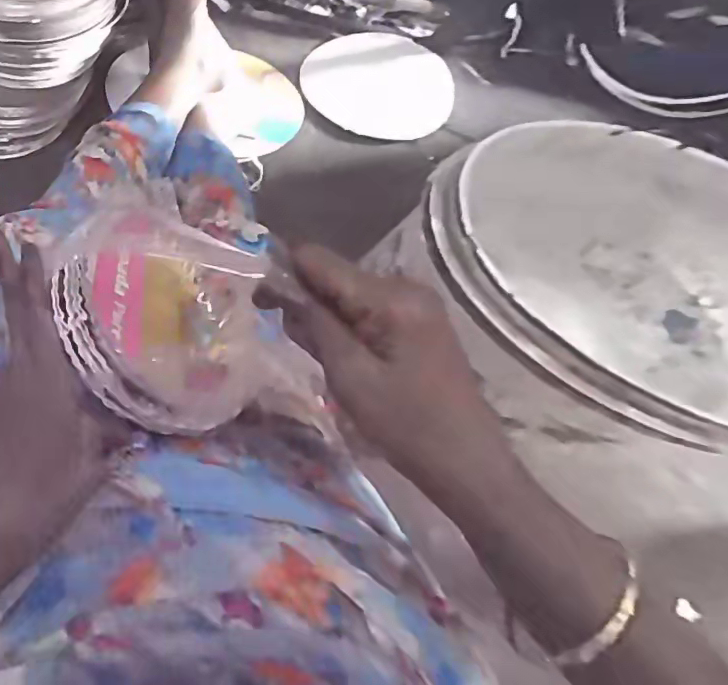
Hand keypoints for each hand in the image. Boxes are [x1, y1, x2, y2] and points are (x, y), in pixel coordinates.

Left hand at [0, 226, 129, 594]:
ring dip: (26, 313)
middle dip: (7, 268)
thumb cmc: (43, 490)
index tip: (24, 238)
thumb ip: (109, 430)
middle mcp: (15, 369)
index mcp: (42, 375)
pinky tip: (51, 372)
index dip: (29, 274)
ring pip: (18, 338)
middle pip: (14, 310)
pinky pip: (17, 366)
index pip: (34, 312)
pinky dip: (32, 354)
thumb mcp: (89, 462)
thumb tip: (133, 413)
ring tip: (49, 299)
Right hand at [257, 244, 516, 499]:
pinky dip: (337, 322)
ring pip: (338, 289)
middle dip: (297, 296)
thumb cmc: (406, 424)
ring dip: (317, 314)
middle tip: (288, 336)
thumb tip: (271, 279)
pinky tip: (336, 352)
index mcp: (390, 297)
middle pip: (326, 272)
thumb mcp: (348, 372)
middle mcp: (403, 287)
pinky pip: (358, 305)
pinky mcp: (413, 319)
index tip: (255, 297)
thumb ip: (310, 319)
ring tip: (316, 353)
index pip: (315, 258)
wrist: (472, 469)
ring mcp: (412, 302)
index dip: (278, 269)